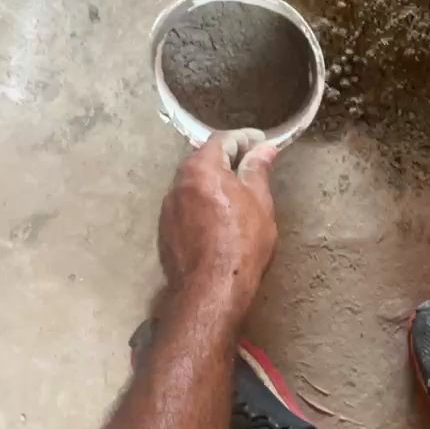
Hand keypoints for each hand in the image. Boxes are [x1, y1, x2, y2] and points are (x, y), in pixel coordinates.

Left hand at [157, 130, 279, 319]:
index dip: (244, 138)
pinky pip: (186, 204)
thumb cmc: (243, 242)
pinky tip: (219, 217)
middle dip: (227, 158)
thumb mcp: (260, 202)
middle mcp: (178, 182)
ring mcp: (168, 207)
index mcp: (202, 169)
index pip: (222, 140)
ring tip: (237, 192)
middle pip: (203, 159)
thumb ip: (258, 170)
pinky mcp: (165, 230)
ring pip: (193, 183)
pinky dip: (203, 201)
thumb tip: (264, 148)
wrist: (211, 290)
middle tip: (252, 164)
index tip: (261, 142)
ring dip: (213, 181)